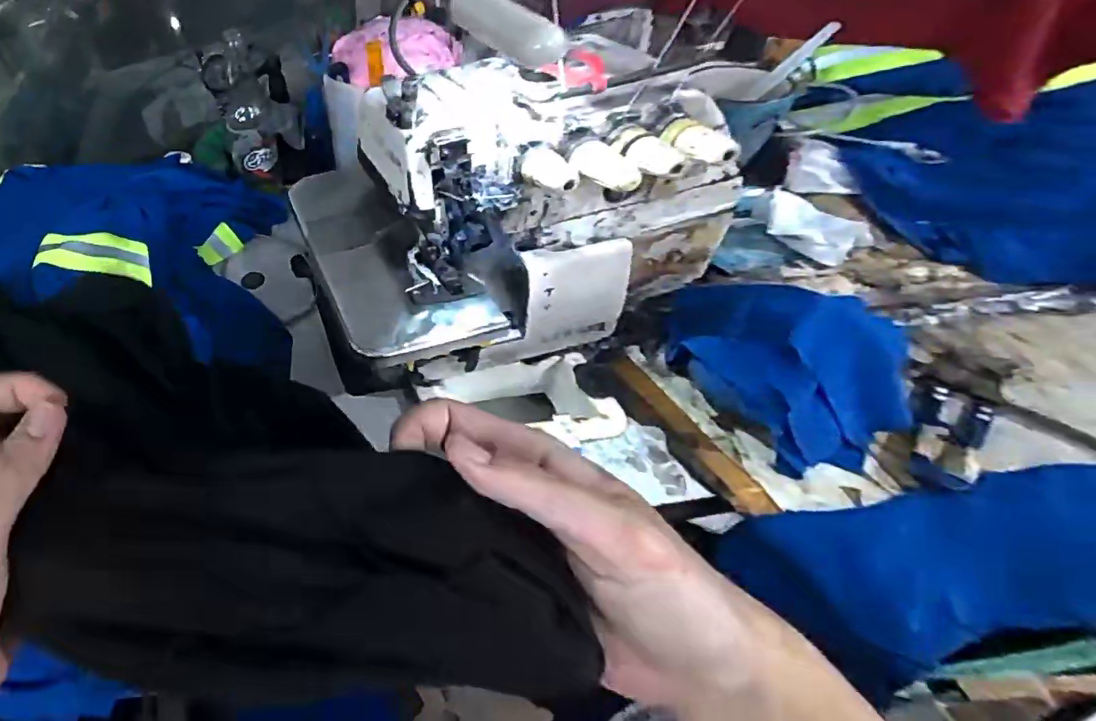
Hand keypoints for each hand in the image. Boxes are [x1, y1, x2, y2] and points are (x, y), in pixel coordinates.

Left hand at [0, 374, 67, 720]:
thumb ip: (13, 471)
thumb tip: (54, 405)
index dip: (16, 389)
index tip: (62, 403)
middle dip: (37, 416)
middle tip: (84, 427)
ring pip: (18, 462)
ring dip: (51, 452)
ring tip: (94, 450)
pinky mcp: (1, 546)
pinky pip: (30, 500)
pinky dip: (56, 487)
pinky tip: (86, 488)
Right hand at [390, 401, 874, 719]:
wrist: (708, 674)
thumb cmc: (670, 586)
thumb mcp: (609, 528)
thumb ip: (534, 487)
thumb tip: (452, 448)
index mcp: (533, 461)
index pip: (460, 421)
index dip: (422, 427)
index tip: (397, 462)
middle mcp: (511, 490)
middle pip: (441, 459)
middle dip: (408, 469)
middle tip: (387, 506)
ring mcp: (505, 534)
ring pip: (443, 508)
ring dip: (416, 514)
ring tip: (390, 538)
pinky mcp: (504, 578)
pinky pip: (456, 557)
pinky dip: (432, 556)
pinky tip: (414, 570)